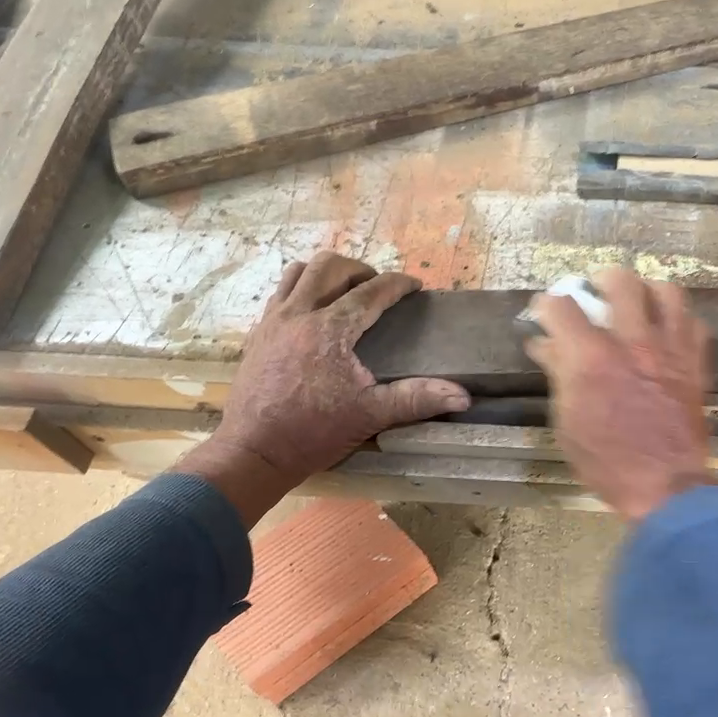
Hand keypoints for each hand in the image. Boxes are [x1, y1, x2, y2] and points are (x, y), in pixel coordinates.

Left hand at [173, 251, 470, 524]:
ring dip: (326, 273)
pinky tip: (313, 313)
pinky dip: (301, 289)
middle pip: (330, 267)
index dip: (397, 284)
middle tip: (377, 286)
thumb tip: (462, 396)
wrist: (255, 449)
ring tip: (344, 289)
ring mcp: (273, 321)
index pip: (370, 293)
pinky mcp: (257, 334)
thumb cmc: (315, 432)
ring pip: (298, 272)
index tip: (415, 285)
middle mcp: (299, 314)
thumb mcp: (371, 415)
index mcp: (330, 330)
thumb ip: (417, 399)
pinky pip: (280, 293)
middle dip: (359, 269)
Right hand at [528, 268, 716, 521]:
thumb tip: (545, 345)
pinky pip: (694, 324)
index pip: (561, 306)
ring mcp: (670, 351)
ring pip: (667, 291)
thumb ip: (558, 376)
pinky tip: (668, 334)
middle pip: (620, 280)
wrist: (665, 487)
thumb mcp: (568, 424)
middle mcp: (633, 343)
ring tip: (639, 304)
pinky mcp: (696, 366)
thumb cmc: (607, 463)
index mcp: (591, 359)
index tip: (545, 313)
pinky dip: (679, 321)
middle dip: (601, 280)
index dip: (546, 305)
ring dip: (648, 291)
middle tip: (597, 294)